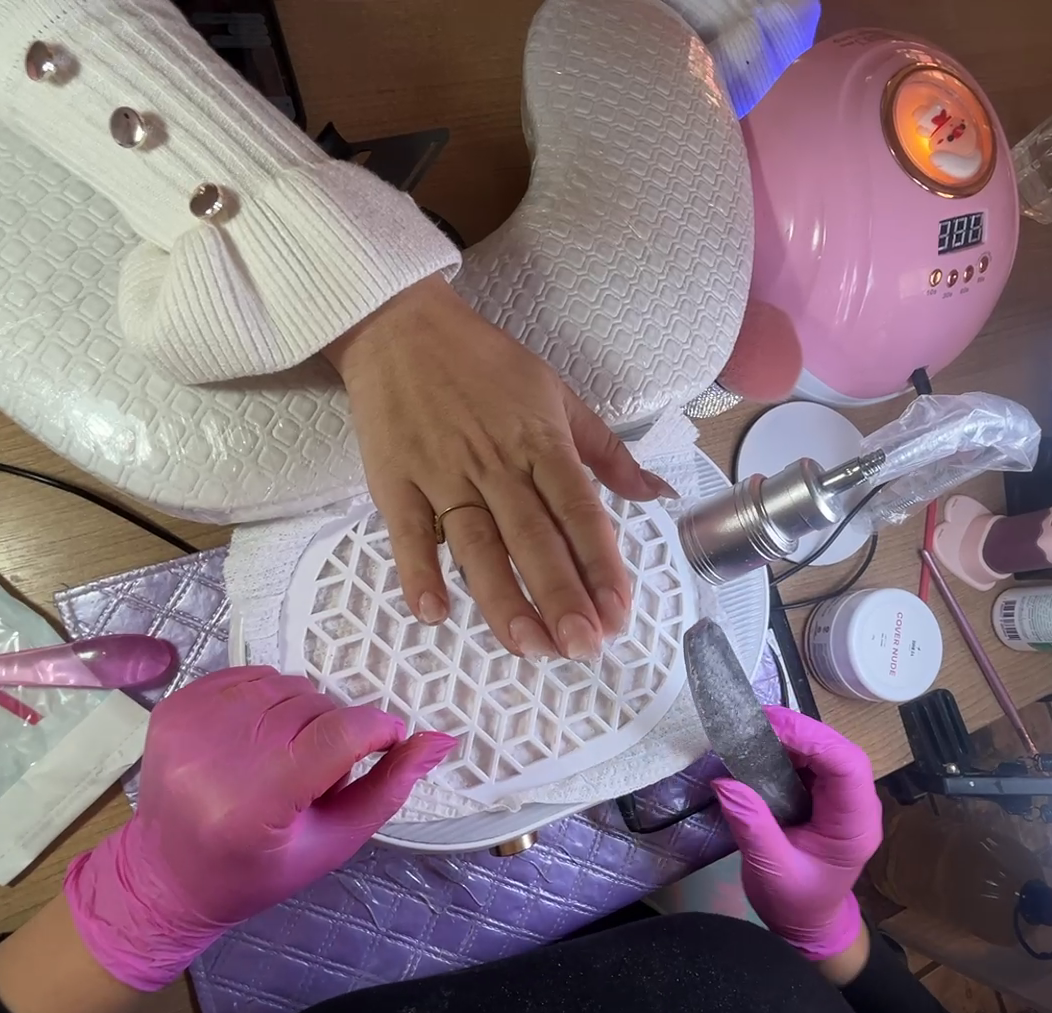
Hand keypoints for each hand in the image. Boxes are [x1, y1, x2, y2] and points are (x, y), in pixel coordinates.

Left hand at [64, 667, 454, 990]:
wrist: (167, 876)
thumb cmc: (260, 868)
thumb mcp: (335, 841)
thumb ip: (390, 788)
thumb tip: (441, 739)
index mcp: (256, 807)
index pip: (338, 735)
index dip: (375, 730)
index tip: (387, 739)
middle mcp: (216, 761)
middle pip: (315, 707)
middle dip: (334, 733)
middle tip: (317, 773)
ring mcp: (191, 728)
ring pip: (289, 685)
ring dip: (304, 714)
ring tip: (287, 755)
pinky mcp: (176, 707)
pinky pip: (254, 674)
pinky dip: (270, 698)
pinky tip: (260, 736)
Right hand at [324, 276, 671, 661]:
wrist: (401, 327)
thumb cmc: (487, 364)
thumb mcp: (558, 395)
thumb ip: (606, 451)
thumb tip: (657, 492)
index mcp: (541, 441)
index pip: (578, 510)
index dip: (601, 562)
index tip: (618, 611)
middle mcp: (496, 463)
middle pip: (532, 536)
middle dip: (560, 595)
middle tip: (581, 647)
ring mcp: (442, 472)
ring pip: (476, 542)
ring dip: (501, 598)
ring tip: (528, 647)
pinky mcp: (394, 478)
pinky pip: (406, 530)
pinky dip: (417, 571)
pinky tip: (433, 613)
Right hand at [712, 705, 881, 962]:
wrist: (806, 923)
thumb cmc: (796, 903)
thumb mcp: (771, 870)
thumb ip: (752, 827)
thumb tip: (724, 781)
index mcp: (854, 825)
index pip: (848, 767)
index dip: (814, 740)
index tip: (772, 729)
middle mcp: (854, 803)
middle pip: (836, 750)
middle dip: (798, 730)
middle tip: (754, 721)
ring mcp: (838, 796)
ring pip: (821, 748)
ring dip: (788, 734)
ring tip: (750, 728)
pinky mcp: (820, 792)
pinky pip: (806, 757)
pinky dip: (782, 746)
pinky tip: (757, 743)